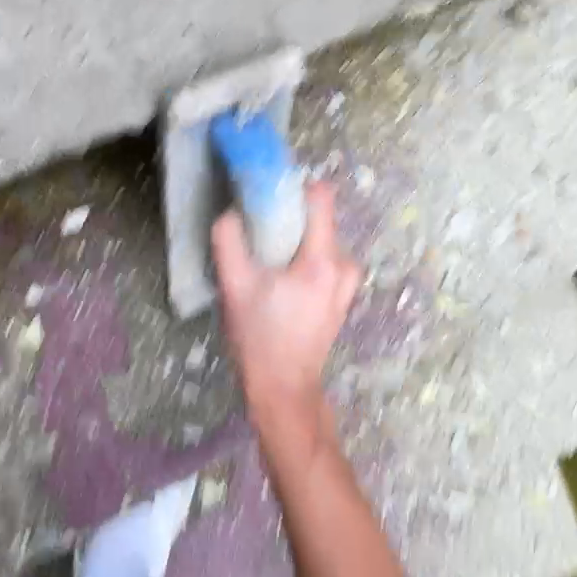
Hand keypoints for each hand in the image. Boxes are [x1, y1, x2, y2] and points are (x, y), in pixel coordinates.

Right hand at [212, 181, 362, 458]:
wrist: (284, 388)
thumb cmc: (259, 336)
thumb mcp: (234, 285)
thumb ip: (229, 239)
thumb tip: (233, 213)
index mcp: (321, 260)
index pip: (322, 197)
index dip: (295, 188)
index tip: (269, 197)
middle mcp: (343, 267)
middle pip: (320, 218)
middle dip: (291, 219)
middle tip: (261, 235)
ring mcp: (347, 285)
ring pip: (322, 239)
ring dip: (298, 241)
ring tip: (270, 262)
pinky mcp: (343, 298)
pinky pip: (325, 260)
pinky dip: (305, 259)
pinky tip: (282, 281)